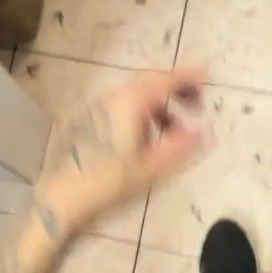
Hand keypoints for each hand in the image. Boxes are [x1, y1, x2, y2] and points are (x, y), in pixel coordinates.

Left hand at [37, 68, 207, 231]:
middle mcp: (114, 97)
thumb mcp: (153, 167)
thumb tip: (204, 130)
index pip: (165, 80)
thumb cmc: (110, 181)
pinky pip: (124, 104)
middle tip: (196, 103)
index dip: (188, 77)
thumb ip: (181, 145)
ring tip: (175, 127)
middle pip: (150, 81)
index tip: (207, 78)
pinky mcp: (92, 119)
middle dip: (175, 88)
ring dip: (159, 103)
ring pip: (136, 93)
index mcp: (131, 103)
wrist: (65, 195)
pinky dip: (143, 111)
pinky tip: (148, 137)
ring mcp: (100, 106)